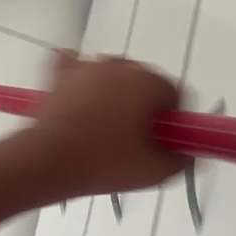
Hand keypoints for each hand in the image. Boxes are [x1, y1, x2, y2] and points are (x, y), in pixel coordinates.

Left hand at [23, 52, 189, 198]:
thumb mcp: (157, 170)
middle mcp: (119, 64)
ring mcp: (87, 65)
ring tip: (103, 124)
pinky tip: (79, 94)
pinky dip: (79, 76)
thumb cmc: (106, 163)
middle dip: (142, 103)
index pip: (173, 93)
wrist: (51, 160)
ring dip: (112, 92)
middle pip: (142, 81)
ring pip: (110, 74)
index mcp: (148, 82)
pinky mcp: (60, 71)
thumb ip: (182, 156)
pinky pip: (74, 64)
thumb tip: (184, 150)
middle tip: (134, 135)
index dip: (171, 117)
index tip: (162, 137)